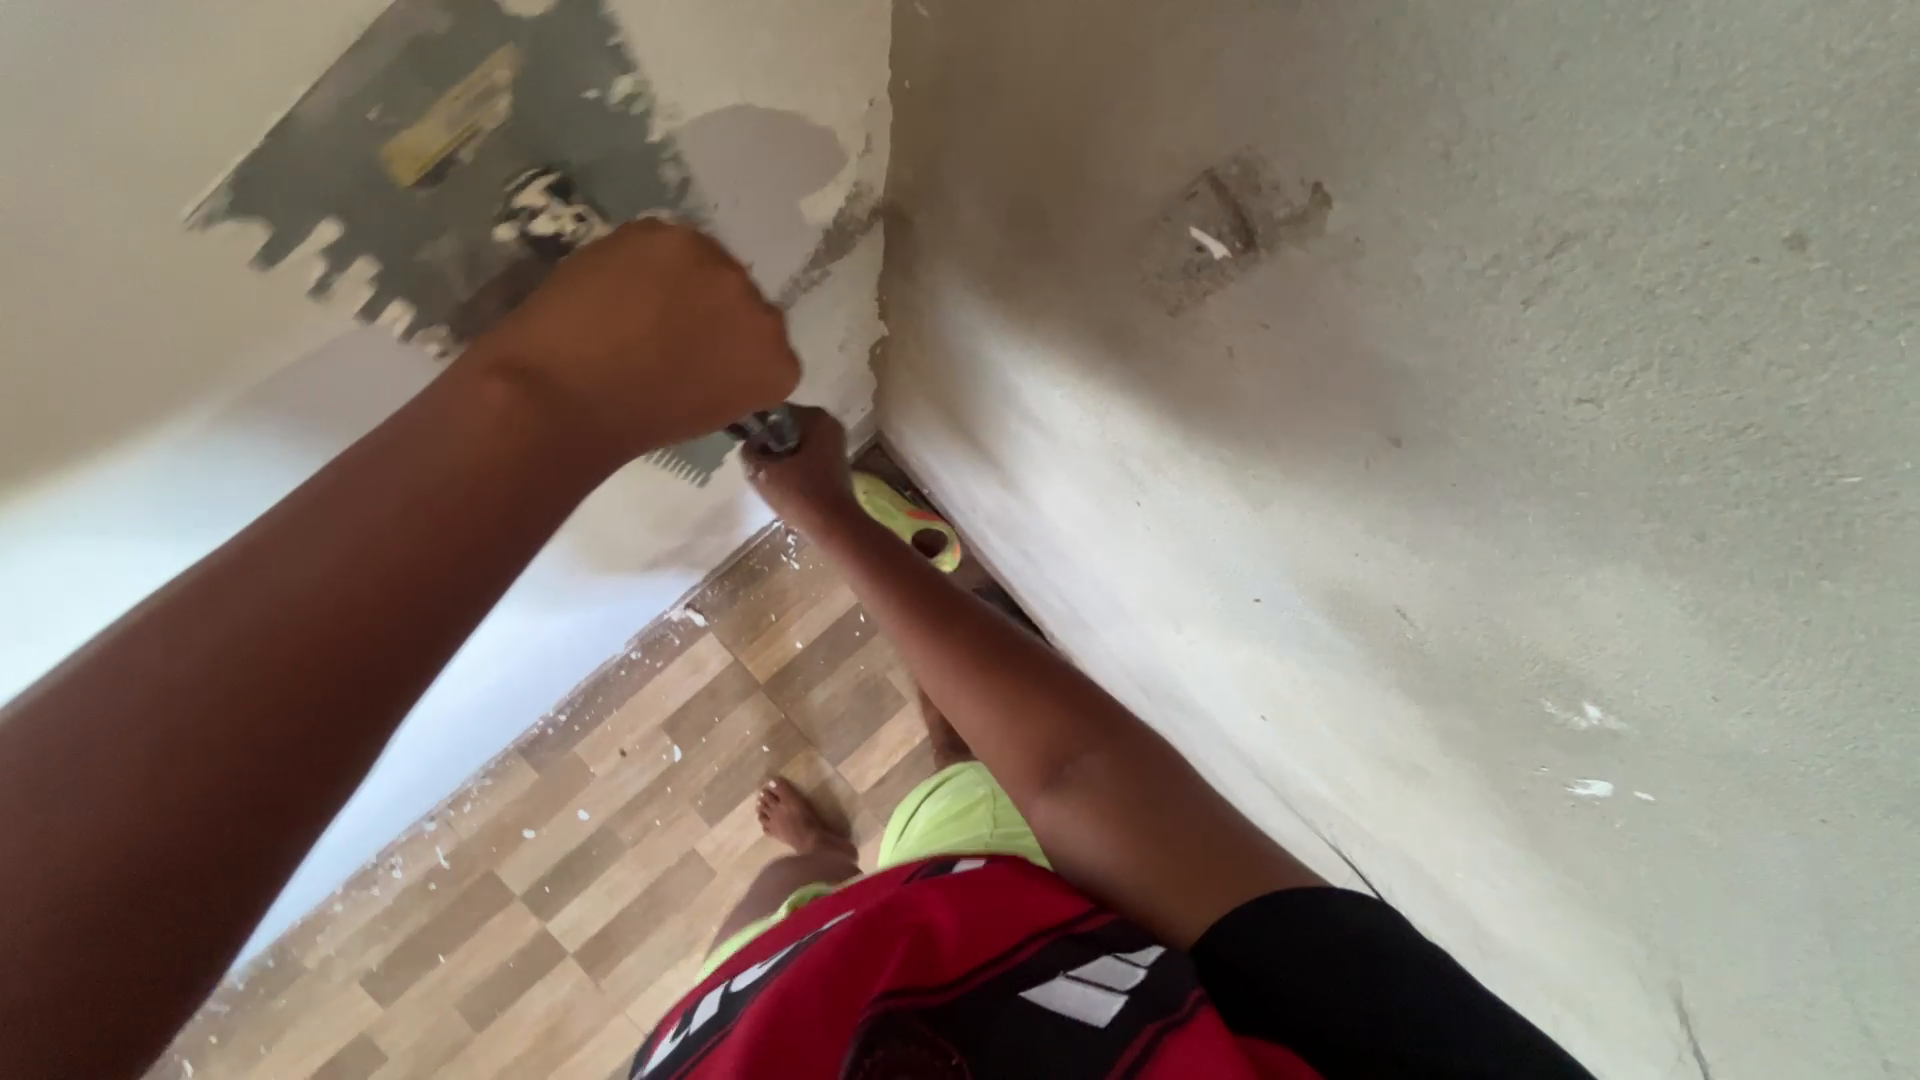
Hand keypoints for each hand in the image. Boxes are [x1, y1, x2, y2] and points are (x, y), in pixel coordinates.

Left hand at [467, 220, 800, 462]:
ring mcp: (719, 268)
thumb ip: (732, 370)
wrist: (567, 393)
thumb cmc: (637, 419)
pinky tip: (618, 287)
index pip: (769, 346)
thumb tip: (712, 341)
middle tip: (669, 330)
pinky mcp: (671, 234)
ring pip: (708, 265)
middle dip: (713, 310)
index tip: (703, 363)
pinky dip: (646, 260)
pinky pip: (667, 243)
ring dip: (683, 279)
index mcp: (779, 365)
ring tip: (640, 305)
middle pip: (744, 300)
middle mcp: (763, 312)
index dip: (733, 350)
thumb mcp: (711, 407)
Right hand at [744, 406, 861, 532]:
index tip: (746, 442)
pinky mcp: (835, 463)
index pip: (775, 411)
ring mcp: (835, 444)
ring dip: (781, 454)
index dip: (757, 426)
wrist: (834, 525)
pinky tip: (784, 480)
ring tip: (768, 471)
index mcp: (816, 417)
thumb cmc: (799, 494)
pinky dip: (794, 464)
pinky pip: (806, 455)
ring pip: (796, 442)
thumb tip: (750, 444)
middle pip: (787, 426)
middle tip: (756, 459)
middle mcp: (829, 424)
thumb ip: (749, 451)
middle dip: (770, 441)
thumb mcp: (762, 472)